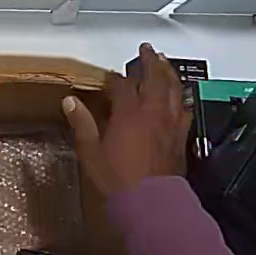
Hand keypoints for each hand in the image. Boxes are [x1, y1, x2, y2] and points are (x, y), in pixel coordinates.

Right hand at [63, 43, 192, 195]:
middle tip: (147, 50)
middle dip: (150, 62)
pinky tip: (181, 96)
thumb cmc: (117, 180)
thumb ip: (82, 123)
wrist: (150, 204)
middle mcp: (153, 113)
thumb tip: (70, 102)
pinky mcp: (181, 138)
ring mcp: (170, 124)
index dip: (114, 79)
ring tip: (165, 63)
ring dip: (169, 73)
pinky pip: (184, 109)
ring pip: (174, 89)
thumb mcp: (91, 152)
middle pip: (155, 78)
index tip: (108, 77)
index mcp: (129, 113)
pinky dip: (182, 97)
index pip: (122, 86)